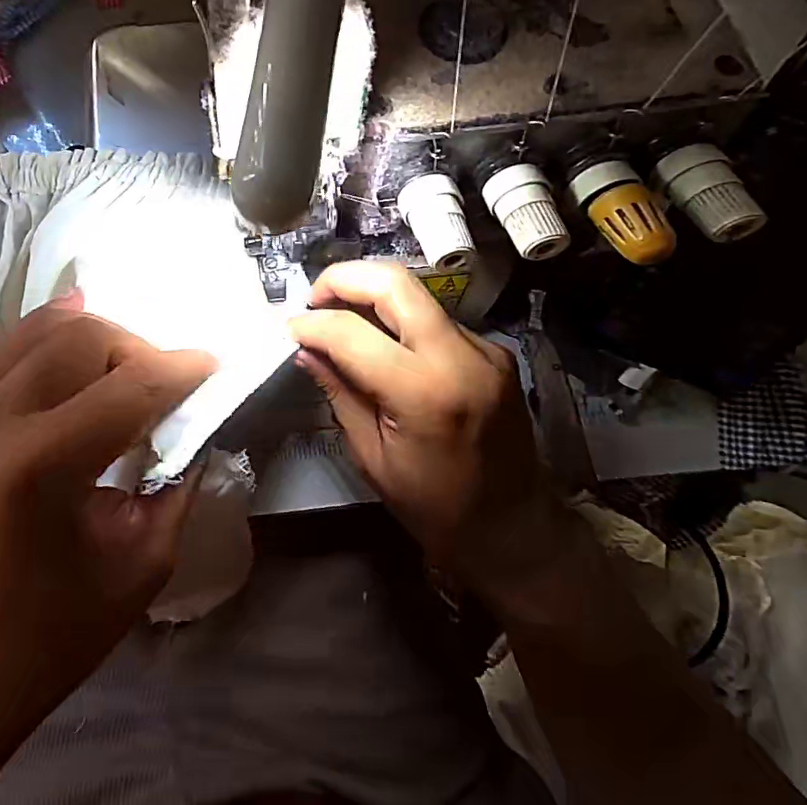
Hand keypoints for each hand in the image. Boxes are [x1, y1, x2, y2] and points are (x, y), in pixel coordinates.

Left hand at [0, 292, 214, 802]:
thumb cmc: (47, 640)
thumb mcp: (140, 568)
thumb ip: (176, 485)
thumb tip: (191, 426)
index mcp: (35, 469)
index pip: (128, 386)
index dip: (180, 369)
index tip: (212, 366)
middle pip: (82, 338)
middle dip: (138, 349)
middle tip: (165, 384)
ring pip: (40, 329)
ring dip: (96, 337)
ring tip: (126, 370)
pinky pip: (6, 351)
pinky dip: (51, 339)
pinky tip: (79, 346)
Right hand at [289, 261, 566, 594]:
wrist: (517, 528)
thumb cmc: (436, 507)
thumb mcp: (373, 457)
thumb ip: (340, 393)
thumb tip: (306, 350)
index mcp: (425, 392)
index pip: (352, 332)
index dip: (311, 325)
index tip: (289, 331)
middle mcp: (460, 356)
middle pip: (394, 282)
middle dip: (343, 278)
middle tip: (313, 300)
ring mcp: (484, 348)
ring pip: (416, 295)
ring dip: (372, 297)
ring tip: (341, 320)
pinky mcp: (494, 350)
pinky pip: (435, 319)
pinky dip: (400, 321)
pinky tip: (384, 345)